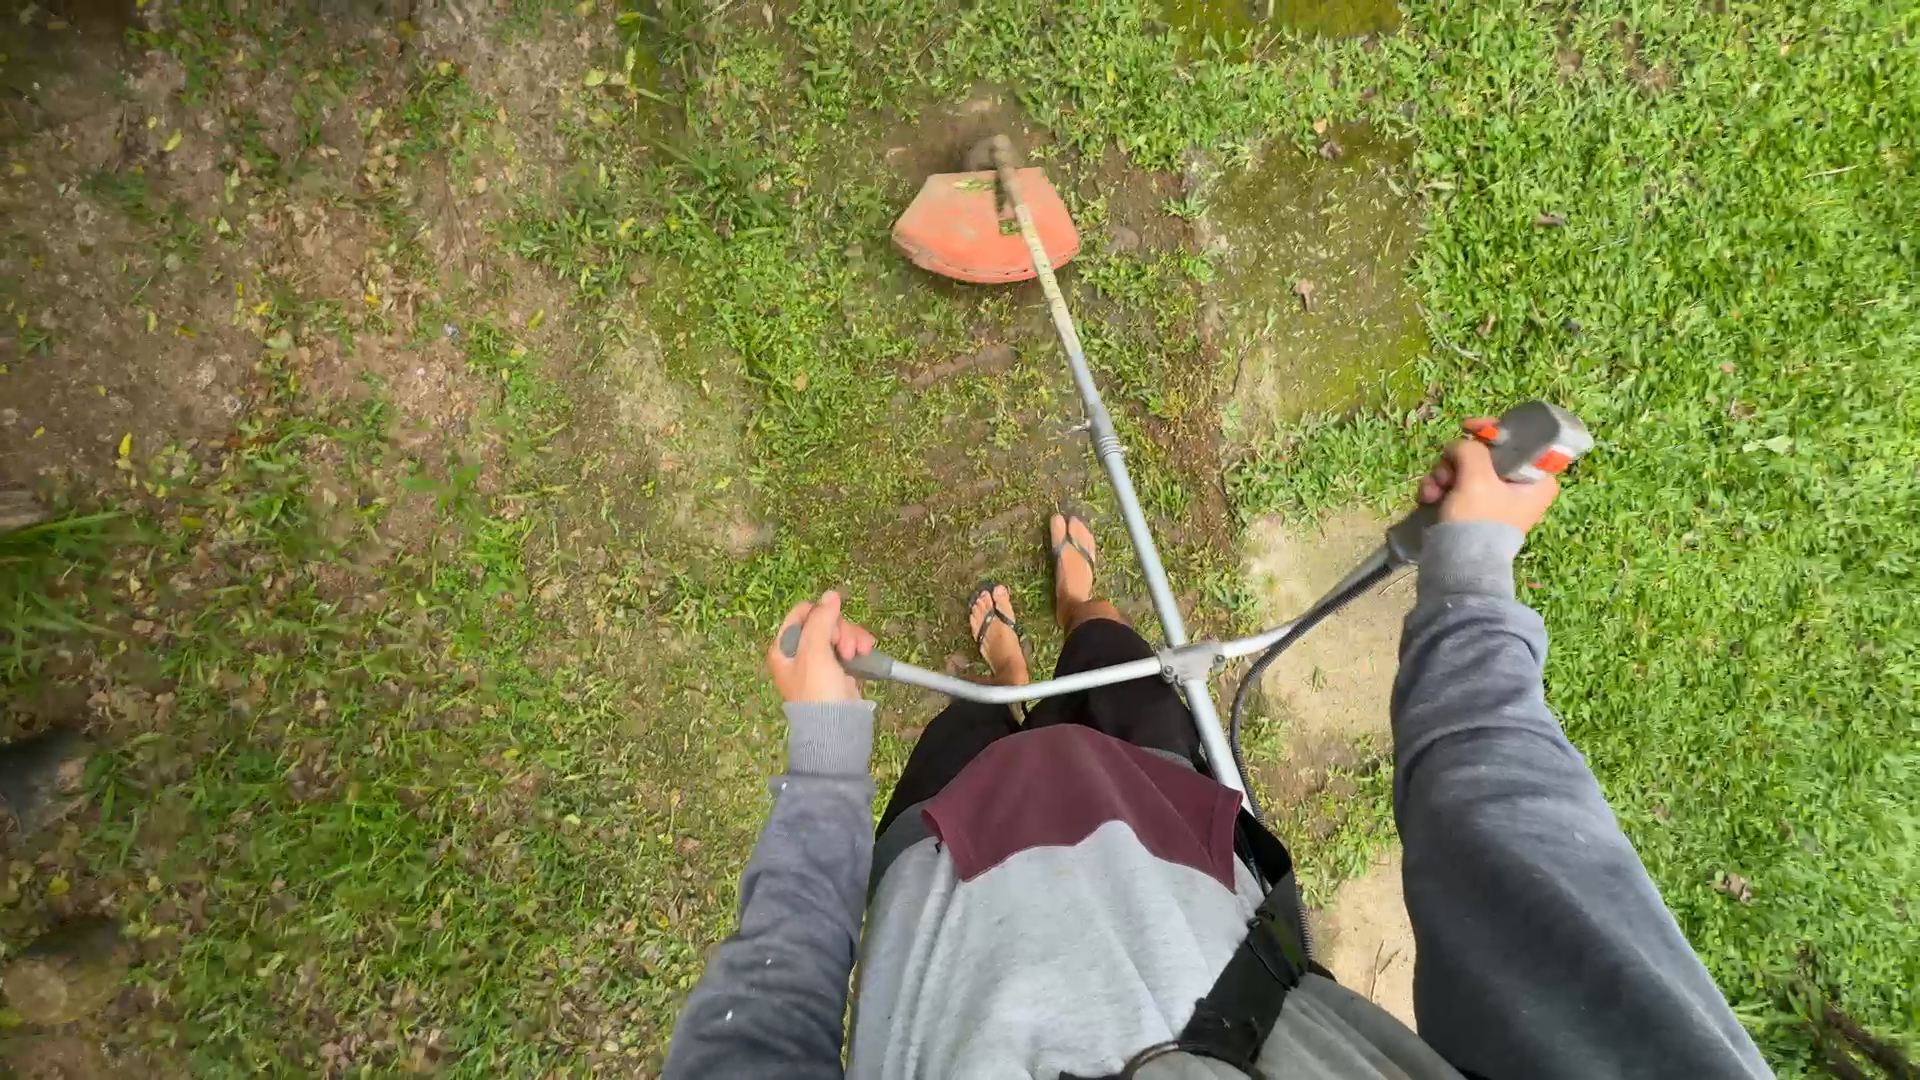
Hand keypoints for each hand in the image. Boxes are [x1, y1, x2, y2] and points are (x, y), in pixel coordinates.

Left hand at [766, 590, 876, 703]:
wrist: (835, 727)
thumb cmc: (817, 690)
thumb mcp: (814, 651)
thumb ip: (821, 620)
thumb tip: (831, 594)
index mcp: (784, 647)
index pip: (802, 613)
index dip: (821, 615)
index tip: (832, 628)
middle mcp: (799, 652)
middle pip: (824, 621)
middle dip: (840, 630)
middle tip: (845, 648)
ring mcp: (820, 660)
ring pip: (839, 632)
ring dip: (852, 637)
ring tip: (859, 652)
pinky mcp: (838, 668)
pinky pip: (848, 645)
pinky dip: (858, 646)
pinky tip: (866, 652)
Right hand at [1417, 418, 1560, 535]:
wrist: (1459, 564)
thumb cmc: (1478, 520)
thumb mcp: (1477, 479)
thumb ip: (1471, 451)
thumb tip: (1459, 445)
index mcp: (1537, 479)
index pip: (1520, 441)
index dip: (1493, 431)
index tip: (1468, 427)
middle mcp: (1519, 487)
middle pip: (1484, 455)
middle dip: (1456, 461)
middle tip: (1444, 473)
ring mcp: (1494, 499)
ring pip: (1464, 469)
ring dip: (1441, 475)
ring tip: (1431, 492)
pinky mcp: (1472, 509)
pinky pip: (1454, 486)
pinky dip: (1438, 488)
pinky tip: (1428, 499)